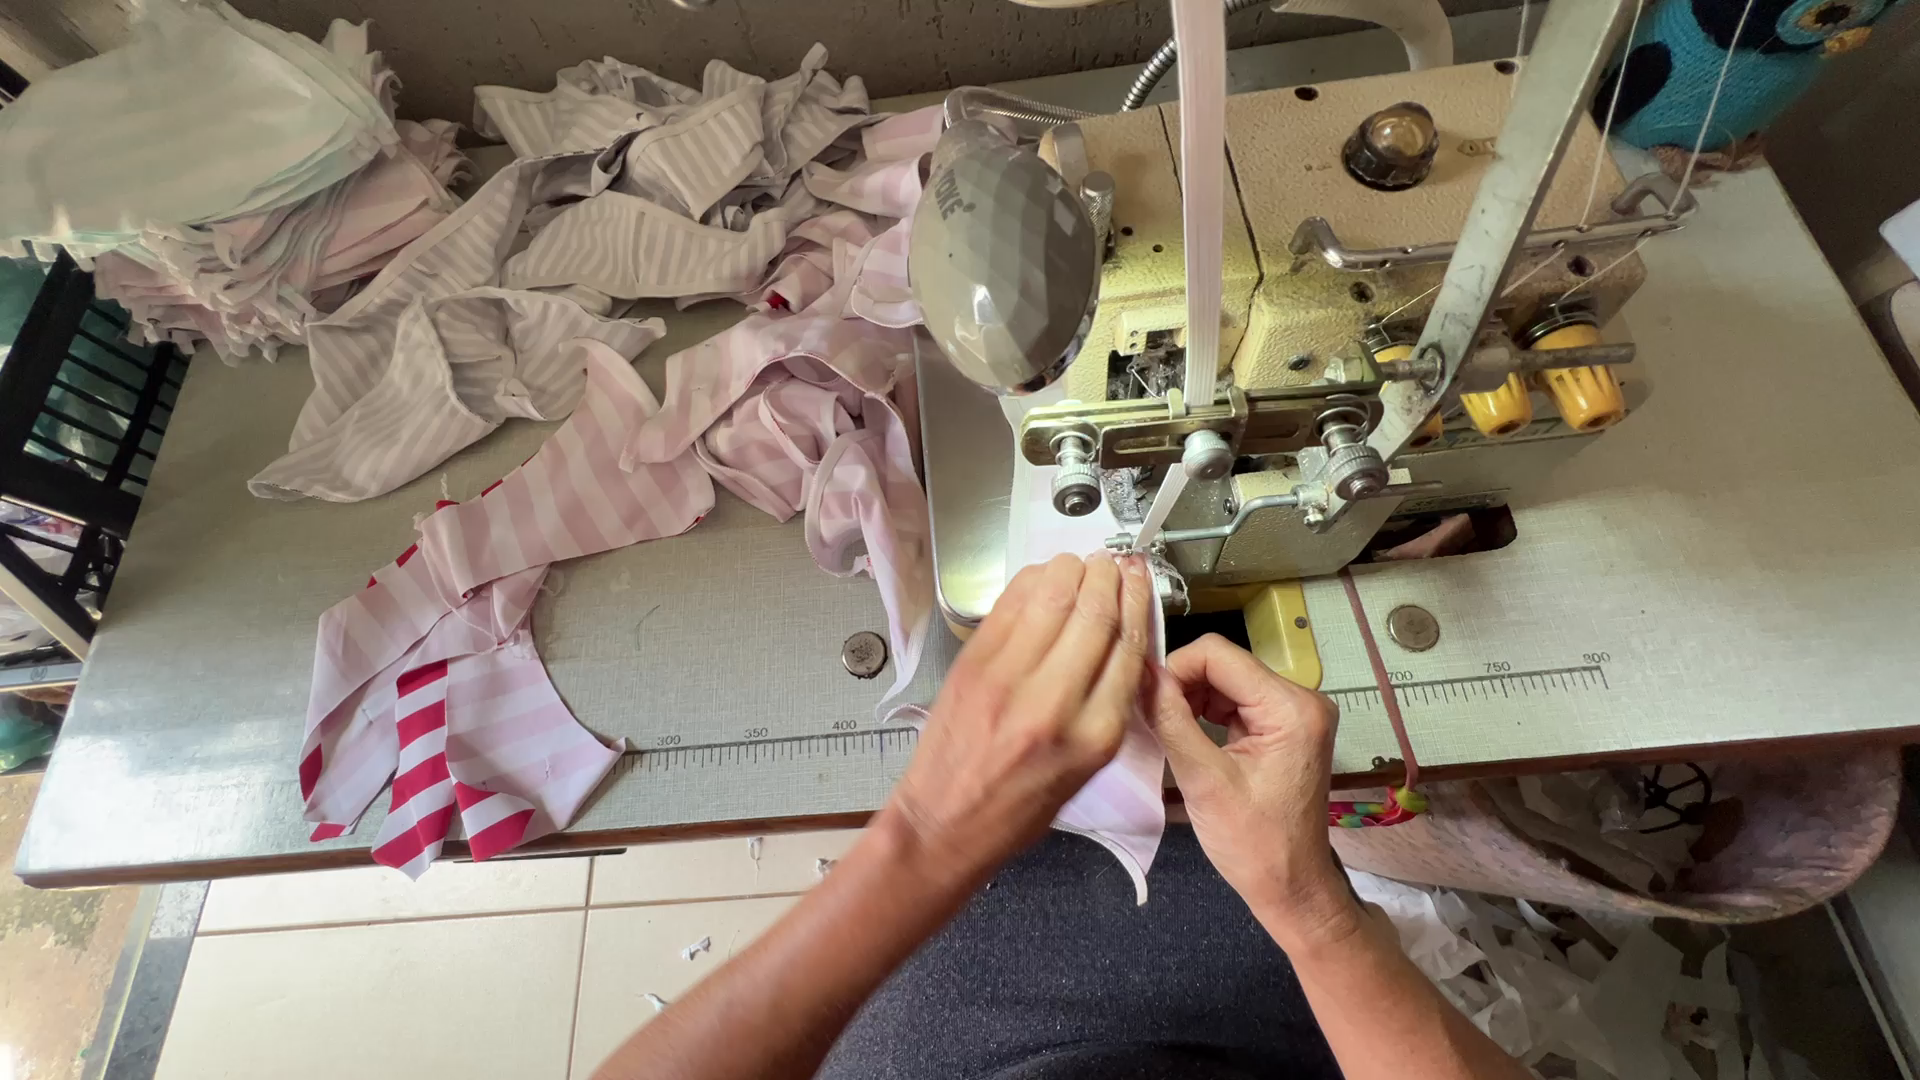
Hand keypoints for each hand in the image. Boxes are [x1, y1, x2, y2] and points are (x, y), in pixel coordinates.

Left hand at [888, 552, 1153, 885]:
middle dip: (1109, 577)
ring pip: (1053, 597)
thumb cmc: (1019, 808)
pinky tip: (1045, 575)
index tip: (1138, 581)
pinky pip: (1011, 603)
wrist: (944, 822)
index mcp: (1093, 736)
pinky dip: (1033, 580)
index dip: (1136, 602)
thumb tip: (1119, 640)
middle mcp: (1054, 702)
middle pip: (1094, 614)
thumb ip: (1106, 704)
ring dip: (1074, 569)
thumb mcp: (1085, 769)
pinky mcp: (973, 662)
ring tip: (1083, 562)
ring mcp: (1007, 677)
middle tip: (1113, 563)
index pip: (1128, 648)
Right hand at [1147, 633, 1363, 954]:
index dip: (1174, 669)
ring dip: (1189, 698)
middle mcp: (1300, 697)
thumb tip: (1140, 671)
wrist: (1292, 889)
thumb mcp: (1202, 779)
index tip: (1147, 700)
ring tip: (1167, 729)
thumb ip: (1170, 718)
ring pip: (1223, 678)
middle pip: (1221, 663)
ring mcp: (1294, 710)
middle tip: (1153, 719)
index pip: (1217, 653)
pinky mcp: (1283, 723)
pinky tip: (1186, 733)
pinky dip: (1203, 710)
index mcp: (1291, 707)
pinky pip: (1232, 697)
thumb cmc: (1252, 843)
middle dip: (1181, 685)